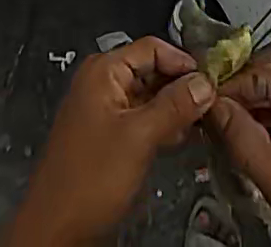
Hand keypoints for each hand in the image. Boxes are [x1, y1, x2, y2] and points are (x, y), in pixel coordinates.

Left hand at [3, 37, 216, 244]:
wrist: (58, 222)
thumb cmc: (89, 176)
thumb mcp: (139, 136)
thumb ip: (174, 106)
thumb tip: (203, 84)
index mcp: (103, 70)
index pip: (151, 48)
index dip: (183, 62)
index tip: (212, 80)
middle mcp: (101, 80)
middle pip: (150, 69)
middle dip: (180, 85)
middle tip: (211, 104)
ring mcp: (103, 105)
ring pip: (147, 94)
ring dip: (173, 105)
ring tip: (201, 122)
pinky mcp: (107, 130)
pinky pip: (140, 115)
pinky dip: (160, 122)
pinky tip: (179, 136)